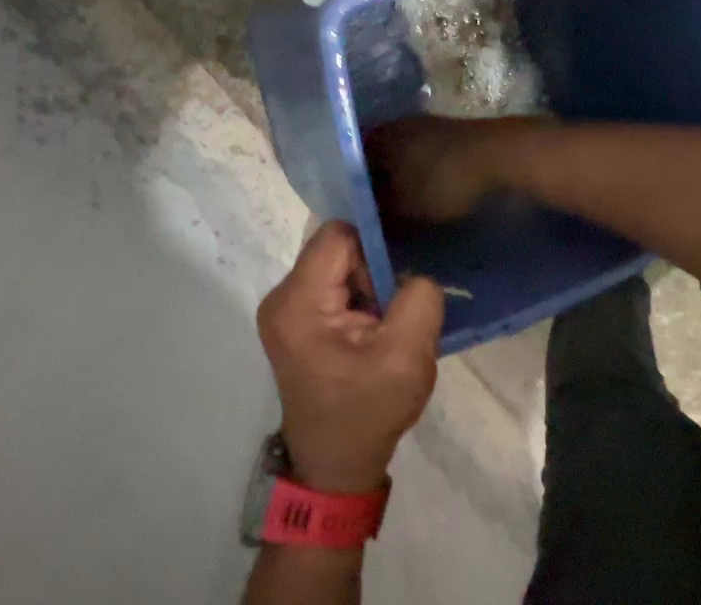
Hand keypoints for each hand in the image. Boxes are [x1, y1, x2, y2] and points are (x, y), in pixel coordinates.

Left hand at [257, 222, 444, 493]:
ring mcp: (286, 310)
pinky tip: (373, 333)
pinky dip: (361, 301)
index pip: (339, 235)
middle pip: (337, 249)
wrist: (336, 465)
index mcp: (298, 302)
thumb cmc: (367, 412)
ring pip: (339, 266)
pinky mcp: (297, 322)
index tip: (393, 290)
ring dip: (370, 289)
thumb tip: (413, 274)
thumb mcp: (407, 355)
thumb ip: (418, 297)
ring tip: (384, 329)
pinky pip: (334, 286)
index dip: (375, 252)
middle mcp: (282, 297)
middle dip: (373, 273)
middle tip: (391, 316)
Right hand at [366, 116, 539, 223]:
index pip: (348, 169)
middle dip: (376, 192)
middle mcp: (395, 126)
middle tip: (378, 222)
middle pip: (374, 165)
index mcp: (376, 138)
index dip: (350, 197)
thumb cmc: (444, 181)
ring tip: (404, 215)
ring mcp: (424, 128)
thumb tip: (363, 227)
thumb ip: (378, 219)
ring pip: (400, 163)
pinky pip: (423, 162)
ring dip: (400, 187)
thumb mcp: (404, 210)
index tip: (355, 221)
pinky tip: (428, 200)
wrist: (500, 155)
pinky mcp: (449, 137)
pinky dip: (421, 181)